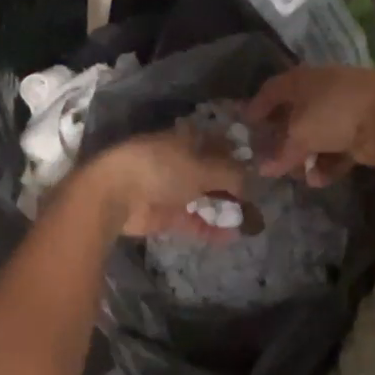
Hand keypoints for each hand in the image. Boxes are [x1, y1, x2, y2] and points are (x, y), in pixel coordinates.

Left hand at [80, 129, 247, 240]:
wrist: (116, 195)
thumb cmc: (161, 168)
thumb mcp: (203, 167)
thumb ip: (231, 174)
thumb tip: (252, 181)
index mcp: (187, 139)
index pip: (217, 143)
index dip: (237, 154)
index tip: (258, 168)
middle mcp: (180, 161)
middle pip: (212, 172)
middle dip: (233, 185)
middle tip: (258, 200)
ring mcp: (171, 188)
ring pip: (203, 197)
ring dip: (224, 208)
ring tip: (251, 221)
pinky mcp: (165, 215)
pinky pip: (193, 220)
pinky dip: (210, 227)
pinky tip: (232, 236)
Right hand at [245, 66, 374, 184]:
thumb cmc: (334, 113)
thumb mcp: (300, 133)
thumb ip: (281, 152)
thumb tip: (264, 168)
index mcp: (304, 79)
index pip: (274, 89)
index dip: (259, 105)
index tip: (247, 123)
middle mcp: (323, 90)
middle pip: (296, 114)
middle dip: (284, 138)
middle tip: (272, 158)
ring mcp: (345, 110)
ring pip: (318, 134)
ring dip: (307, 156)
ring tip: (300, 175)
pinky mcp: (363, 130)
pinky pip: (338, 147)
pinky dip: (328, 162)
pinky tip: (320, 179)